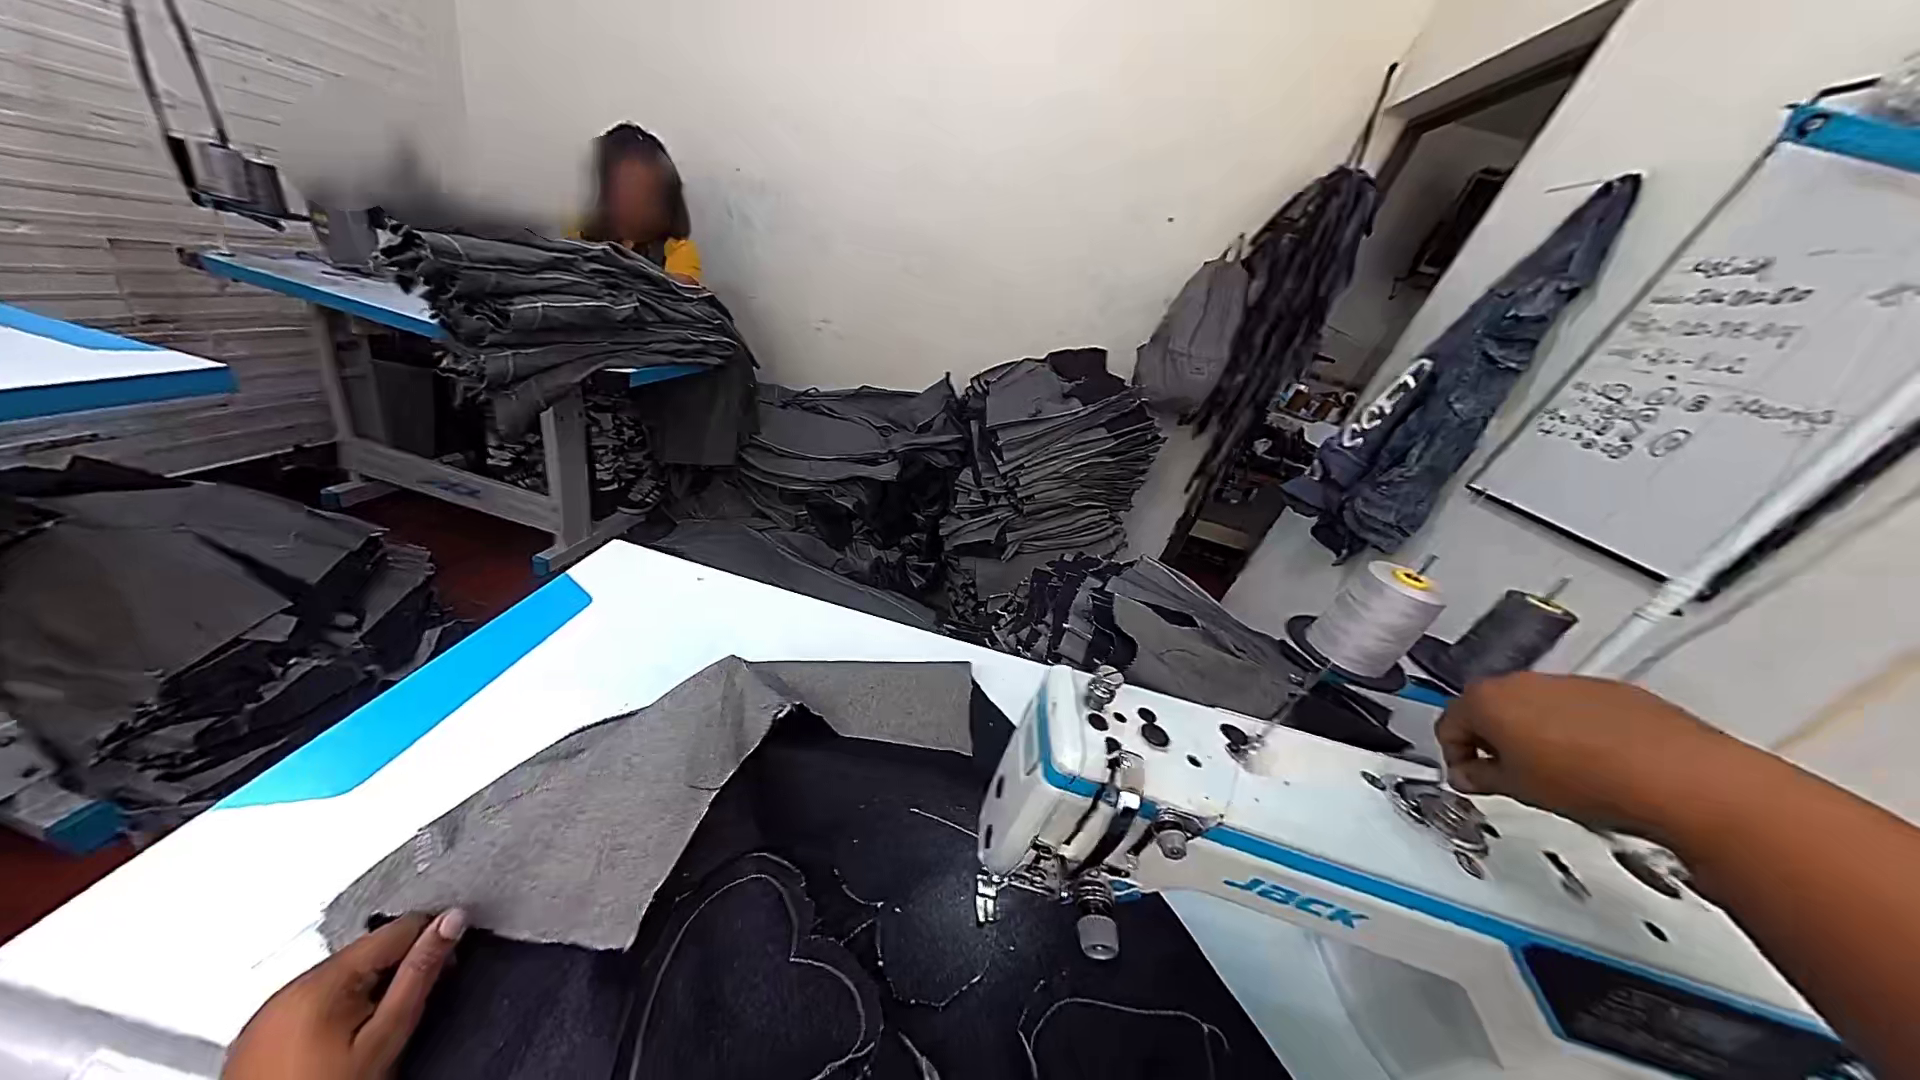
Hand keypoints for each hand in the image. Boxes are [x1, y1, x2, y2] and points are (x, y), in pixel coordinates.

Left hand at [223, 909, 466, 1079]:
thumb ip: (420, 972)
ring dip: (367, 988)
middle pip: (370, 951)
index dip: (431, 943)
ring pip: (344, 973)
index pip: (401, 927)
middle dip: (395, 971)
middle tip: (402, 1013)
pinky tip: (339, 1042)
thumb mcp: (388, 1034)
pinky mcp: (258, 1032)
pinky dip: (337, 1009)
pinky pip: (314, 998)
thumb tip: (452, 920)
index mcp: (323, 980)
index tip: (442, 971)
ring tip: (369, 1032)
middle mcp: (290, 986)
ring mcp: (268, 1010)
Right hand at [1435, 673, 1747, 838]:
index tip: (1469, 776)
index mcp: (1486, 699)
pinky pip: (1577, 709)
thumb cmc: (1598, 780)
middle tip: (1508, 776)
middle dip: (1494, 741)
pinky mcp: (1612, 692)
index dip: (1456, 755)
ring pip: (1533, 708)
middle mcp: (1522, 682)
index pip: (1449, 724)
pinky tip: (1592, 766)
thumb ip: (1480, 777)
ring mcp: (1568, 684)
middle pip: (1489, 710)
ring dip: (1534, 736)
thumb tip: (1474, 775)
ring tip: (1556, 776)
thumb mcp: (1517, 789)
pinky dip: (1575, 732)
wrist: (1684, 781)